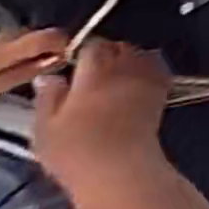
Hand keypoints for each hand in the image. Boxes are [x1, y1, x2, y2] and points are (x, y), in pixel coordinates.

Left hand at [0, 29, 67, 120]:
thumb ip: (17, 75)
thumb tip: (60, 59)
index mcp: (0, 50)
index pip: (51, 36)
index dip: (69, 44)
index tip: (72, 60)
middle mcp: (6, 35)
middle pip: (50, 35)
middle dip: (61, 49)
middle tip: (59, 70)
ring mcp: (1, 35)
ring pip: (42, 38)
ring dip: (49, 50)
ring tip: (44, 71)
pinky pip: (30, 41)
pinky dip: (37, 51)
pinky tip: (28, 66)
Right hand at [33, 40, 172, 199]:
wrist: (117, 162)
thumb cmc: (73, 148)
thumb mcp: (45, 126)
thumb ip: (48, 96)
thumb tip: (48, 76)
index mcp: (96, 75)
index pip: (94, 46)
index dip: (82, 48)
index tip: (71, 58)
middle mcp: (127, 69)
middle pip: (120, 46)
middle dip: (105, 51)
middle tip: (87, 67)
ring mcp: (149, 76)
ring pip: (140, 53)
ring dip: (126, 57)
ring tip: (108, 74)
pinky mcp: (163, 86)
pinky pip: (157, 65)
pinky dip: (145, 65)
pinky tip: (131, 79)